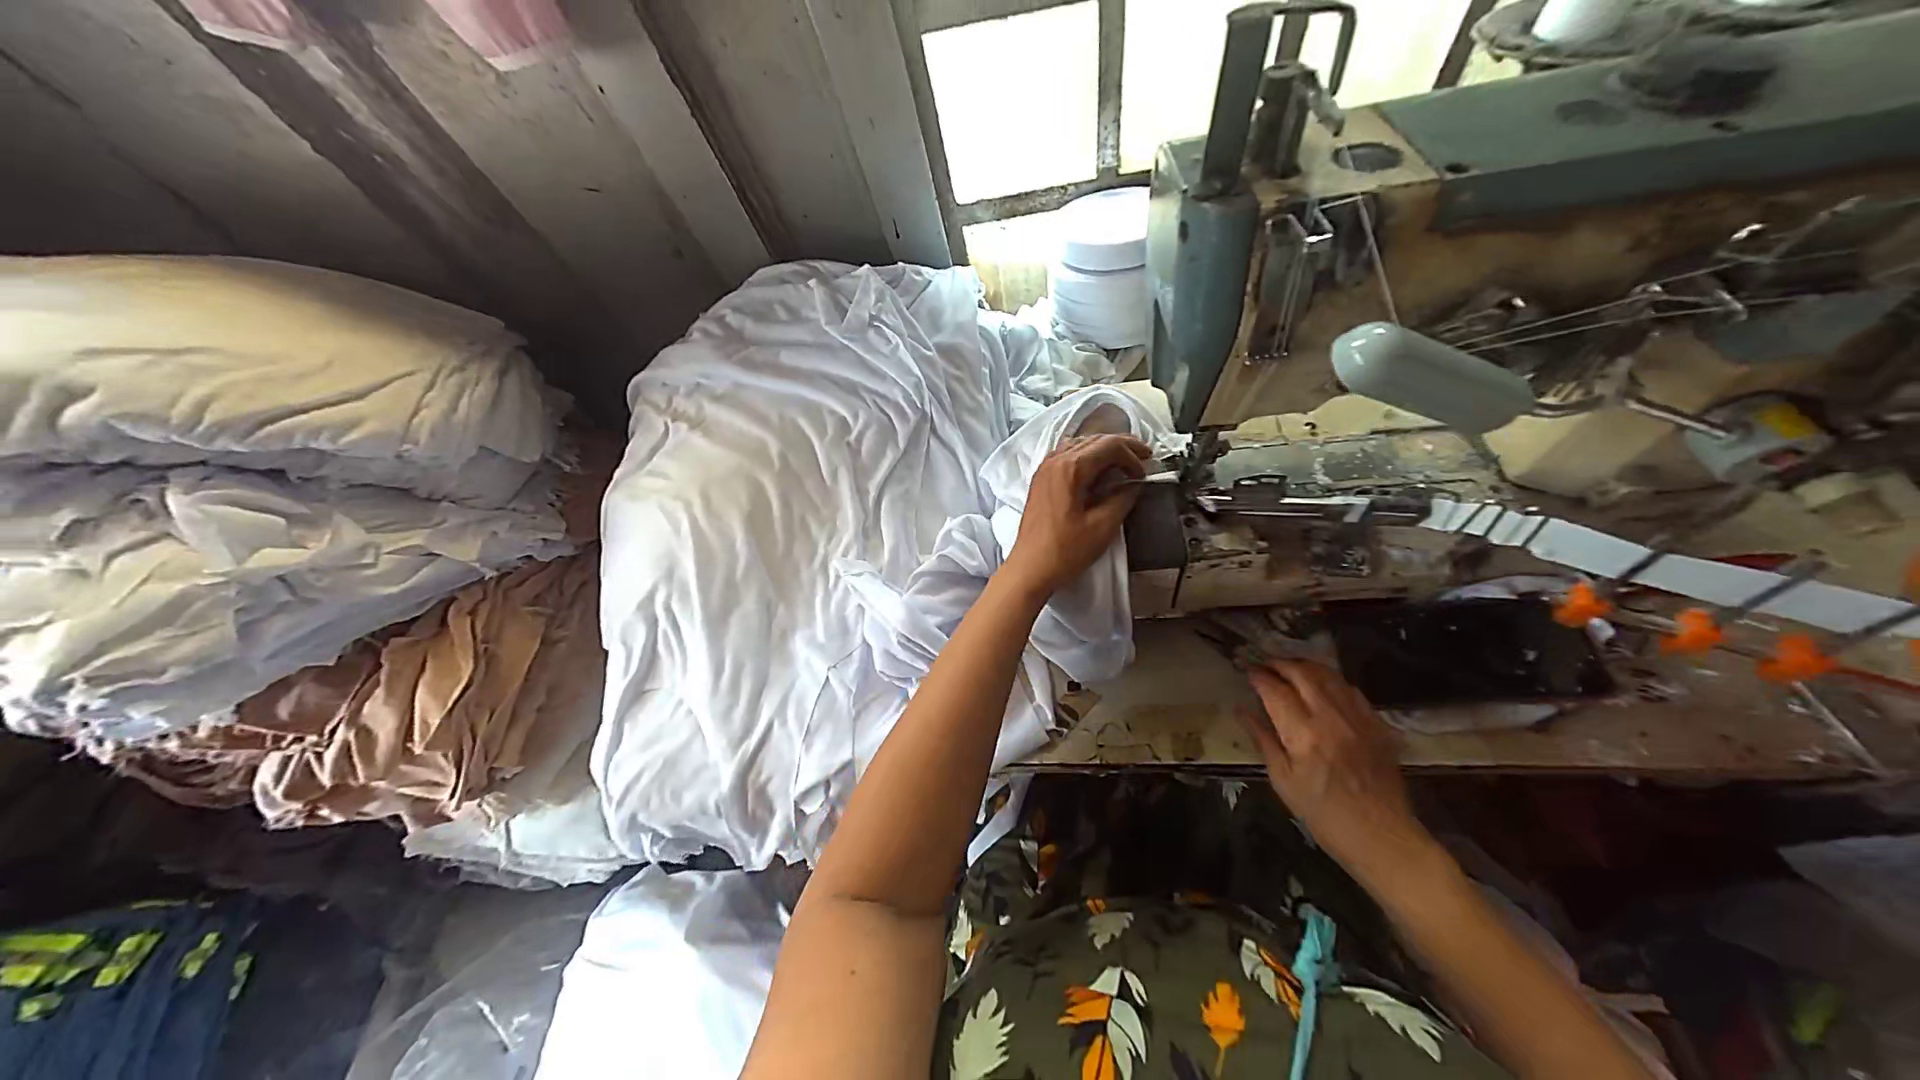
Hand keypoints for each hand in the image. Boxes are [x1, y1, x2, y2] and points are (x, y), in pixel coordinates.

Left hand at [1001, 434, 1151, 597]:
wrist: (1030, 569)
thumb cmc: (1064, 551)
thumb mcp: (1103, 526)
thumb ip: (1123, 498)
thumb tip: (1134, 484)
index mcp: (1070, 468)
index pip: (1110, 445)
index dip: (1133, 455)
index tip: (1145, 472)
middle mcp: (1055, 461)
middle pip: (1095, 440)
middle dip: (1122, 447)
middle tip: (1144, 459)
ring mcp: (1045, 469)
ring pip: (1081, 444)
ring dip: (1104, 450)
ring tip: (1124, 464)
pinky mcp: (1041, 480)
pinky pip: (1067, 456)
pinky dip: (1087, 458)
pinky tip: (1098, 472)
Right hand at [1237, 660, 1437, 883]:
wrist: (1381, 835)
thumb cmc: (1323, 814)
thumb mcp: (1282, 780)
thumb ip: (1263, 739)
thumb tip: (1242, 710)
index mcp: (1304, 736)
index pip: (1275, 691)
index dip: (1259, 677)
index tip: (1247, 671)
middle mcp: (1332, 719)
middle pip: (1303, 674)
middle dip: (1280, 664)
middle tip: (1265, 665)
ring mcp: (1358, 719)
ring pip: (1329, 675)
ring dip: (1305, 667)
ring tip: (1289, 669)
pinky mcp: (1377, 724)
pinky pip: (1351, 689)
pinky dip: (1331, 681)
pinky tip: (1321, 687)